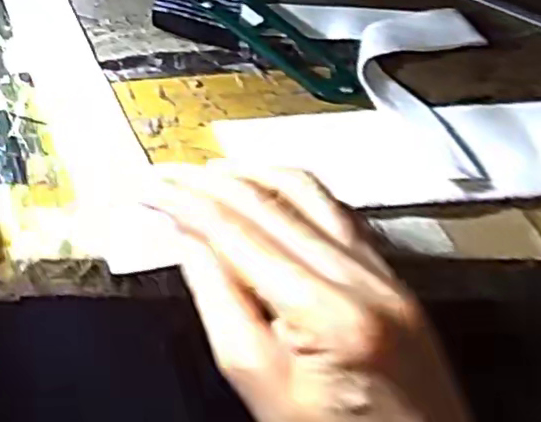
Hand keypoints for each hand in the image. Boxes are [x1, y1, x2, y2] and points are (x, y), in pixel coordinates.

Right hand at [144, 164, 468, 421]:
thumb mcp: (248, 367)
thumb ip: (211, 290)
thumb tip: (182, 232)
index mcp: (326, 312)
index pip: (228, 226)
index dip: (177, 199)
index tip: (144, 188)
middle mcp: (365, 285)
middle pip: (261, 200)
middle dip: (197, 180)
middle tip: (158, 174)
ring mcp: (387, 280)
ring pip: (301, 190)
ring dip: (240, 173)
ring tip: (201, 173)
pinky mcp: (396, 281)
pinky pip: (333, 209)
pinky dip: (283, 186)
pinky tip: (256, 186)